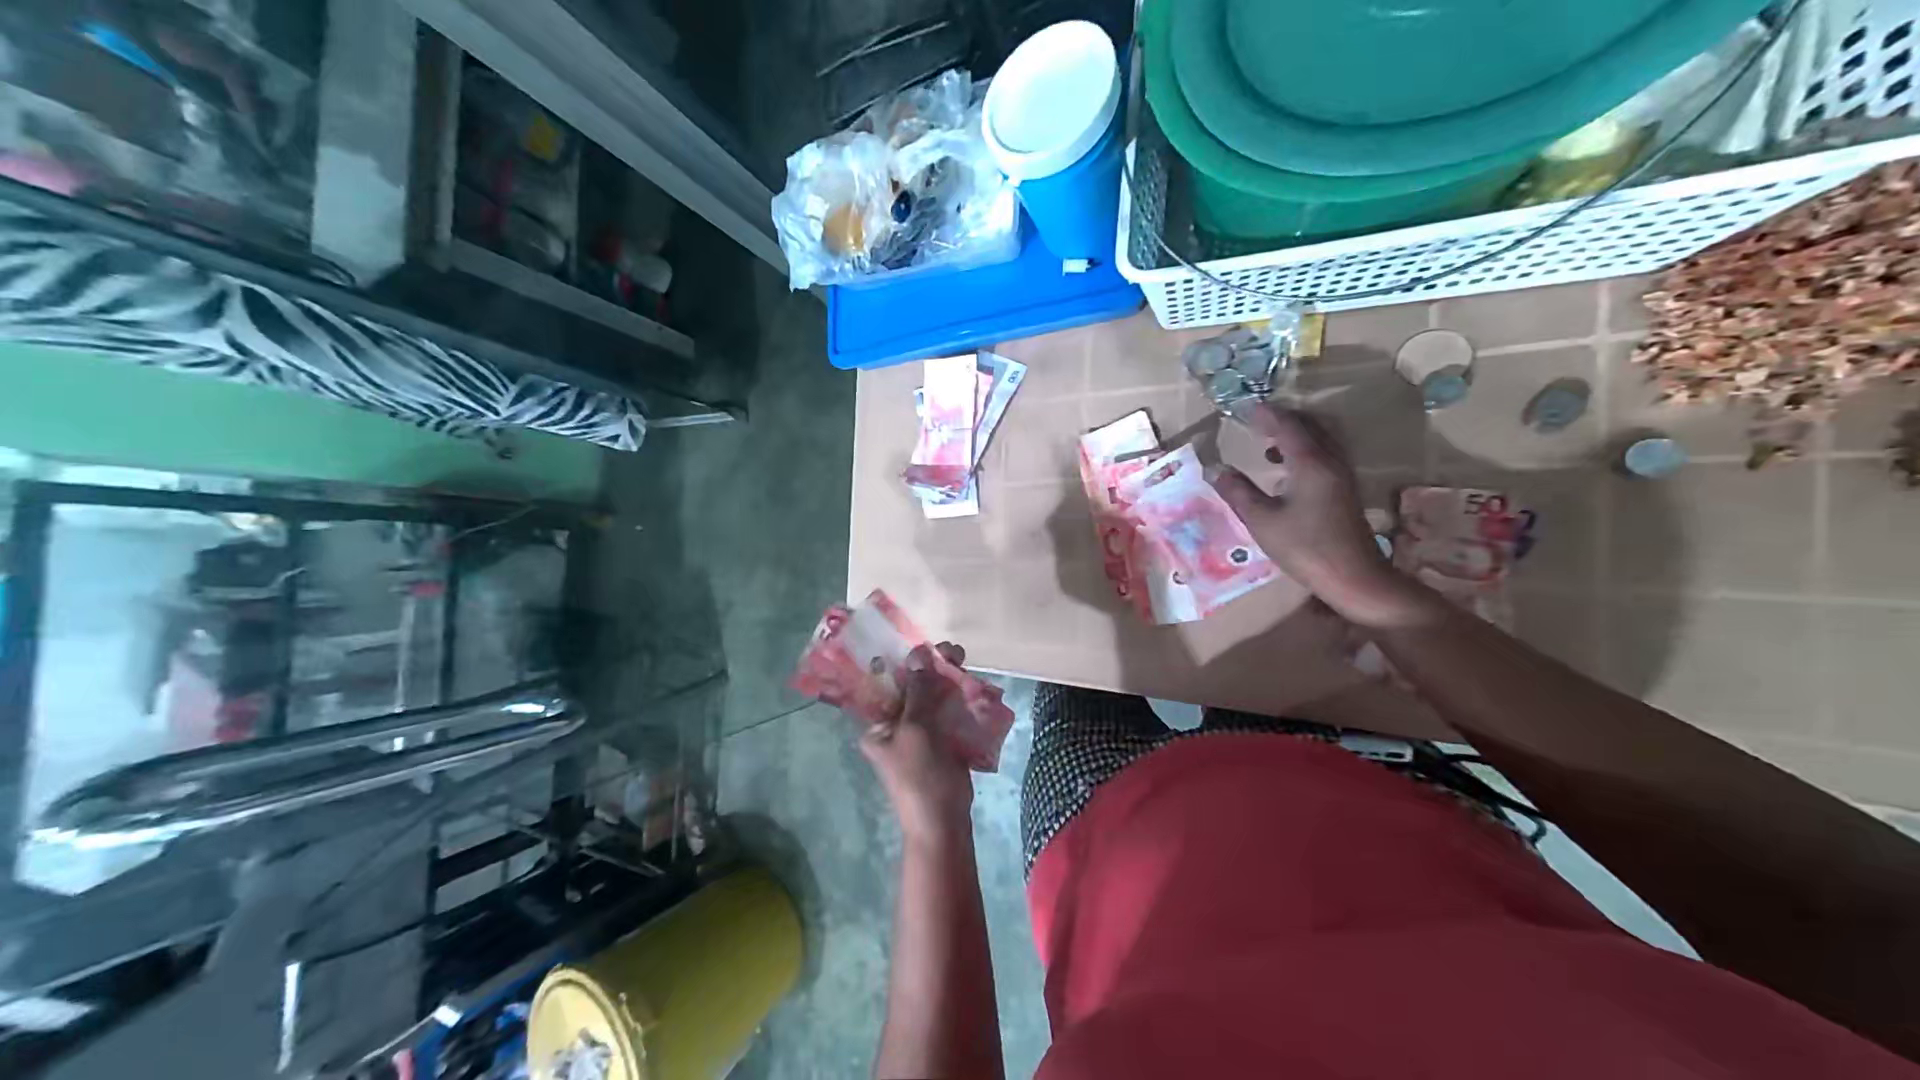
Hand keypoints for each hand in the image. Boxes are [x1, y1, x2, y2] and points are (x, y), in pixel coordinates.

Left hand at [859, 643, 975, 843]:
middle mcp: (895, 726)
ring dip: (948, 680)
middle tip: (955, 652)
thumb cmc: (921, 778)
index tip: (924, 644)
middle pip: (912, 688)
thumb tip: (919, 653)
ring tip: (965, 662)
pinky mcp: (941, 742)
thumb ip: (918, 691)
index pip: (884, 684)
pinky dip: (959, 699)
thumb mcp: (916, 730)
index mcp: (877, 724)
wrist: (943, 824)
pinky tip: (973, 686)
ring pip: (932, 698)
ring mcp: (919, 734)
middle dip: (931, 668)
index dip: (903, 661)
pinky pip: (948, 713)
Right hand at [1213, 406, 1430, 628]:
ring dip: (1294, 435)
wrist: (1354, 578)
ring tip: (1266, 441)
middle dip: (1281, 419)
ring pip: (1319, 440)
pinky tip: (1285, 469)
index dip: (1265, 414)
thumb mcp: (1262, 520)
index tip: (1243, 408)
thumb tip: (1215, 469)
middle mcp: (1331, 461)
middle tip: (1254, 420)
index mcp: (1311, 463)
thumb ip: (1238, 491)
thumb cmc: (1305, 547)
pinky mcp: (1344, 490)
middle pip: (1309, 426)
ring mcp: (1341, 475)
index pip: (1287, 426)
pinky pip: (1323, 455)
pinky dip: (1302, 451)